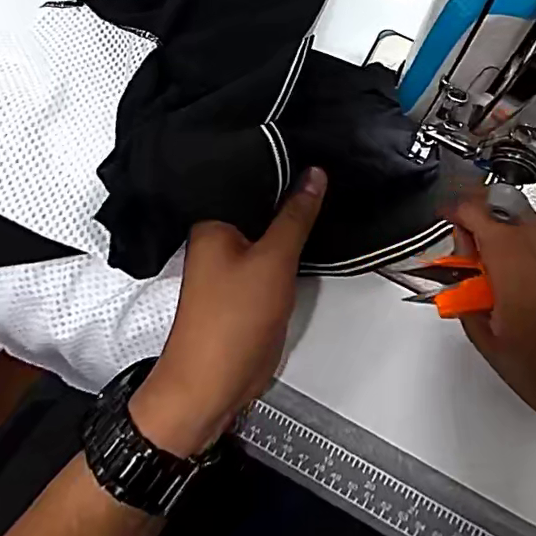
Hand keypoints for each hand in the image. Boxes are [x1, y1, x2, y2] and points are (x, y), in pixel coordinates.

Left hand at [129, 168, 326, 455]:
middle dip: (289, 194)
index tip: (309, 149)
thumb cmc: (228, 324)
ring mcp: (232, 263)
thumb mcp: (273, 260)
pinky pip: (272, 256)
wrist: (214, 386)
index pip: (247, 179)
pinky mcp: (247, 285)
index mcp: (211, 223)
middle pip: (260, 205)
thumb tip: (313, 175)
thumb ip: (295, 216)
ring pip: (268, 231)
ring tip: (323, 195)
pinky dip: (290, 248)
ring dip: (291, 223)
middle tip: (324, 170)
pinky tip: (310, 235)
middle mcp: (218, 239)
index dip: (279, 164)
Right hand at [449, 195, 535, 438]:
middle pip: (511, 216)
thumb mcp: (486, 335)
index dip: (466, 212)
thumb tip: (461, 242)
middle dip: (487, 220)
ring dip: (515, 230)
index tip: (454, 212)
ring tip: (513, 262)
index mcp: (527, 294)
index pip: (491, 224)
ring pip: (535, 218)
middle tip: (477, 242)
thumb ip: (467, 284)